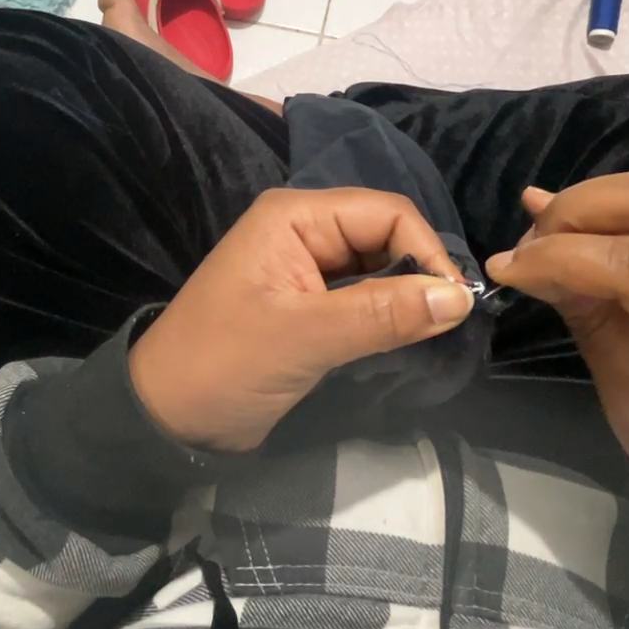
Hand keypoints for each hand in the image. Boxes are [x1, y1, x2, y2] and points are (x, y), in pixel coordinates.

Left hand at [130, 188, 477, 452]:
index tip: (455, 306)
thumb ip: (381, 314)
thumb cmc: (224, 364)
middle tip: (449, 325)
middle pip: (384, 236)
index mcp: (294, 217)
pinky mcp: (308, 304)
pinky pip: (362, 297)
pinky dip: (387, 314)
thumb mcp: (303, 337)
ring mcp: (304, 268)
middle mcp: (302, 230)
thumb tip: (461, 297)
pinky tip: (406, 338)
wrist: (167, 416)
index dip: (426, 252)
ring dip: (406, 297)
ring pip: (377, 268)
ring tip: (433, 334)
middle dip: (418, 274)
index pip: (385, 213)